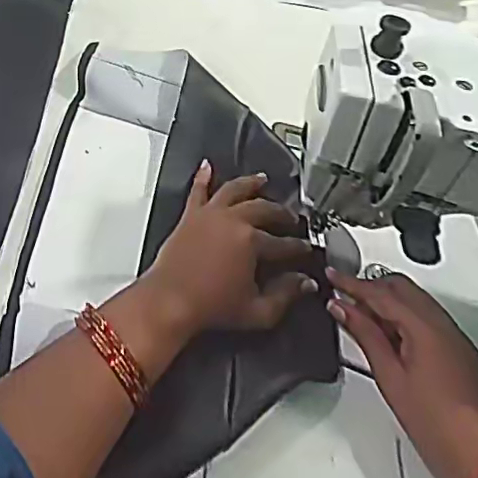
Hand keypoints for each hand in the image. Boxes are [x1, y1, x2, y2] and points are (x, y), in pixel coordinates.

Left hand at [142, 162, 316, 334]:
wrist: (172, 299)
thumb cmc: (210, 305)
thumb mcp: (259, 310)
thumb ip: (286, 295)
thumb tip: (304, 283)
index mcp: (250, 242)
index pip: (283, 243)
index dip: (298, 247)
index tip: (305, 249)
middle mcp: (230, 221)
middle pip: (263, 209)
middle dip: (282, 213)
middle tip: (291, 218)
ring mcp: (208, 215)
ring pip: (233, 190)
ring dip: (250, 183)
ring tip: (262, 179)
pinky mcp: (190, 215)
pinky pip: (198, 190)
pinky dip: (203, 176)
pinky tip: (206, 166)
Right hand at [328, 268, 477, 477]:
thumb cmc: (442, 427)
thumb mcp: (389, 376)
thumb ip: (365, 334)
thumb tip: (343, 308)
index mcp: (425, 328)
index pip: (380, 292)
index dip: (350, 282)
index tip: (332, 275)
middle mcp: (446, 328)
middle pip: (403, 288)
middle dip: (372, 286)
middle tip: (346, 294)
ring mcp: (461, 343)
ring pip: (419, 302)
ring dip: (391, 301)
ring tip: (365, 316)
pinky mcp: (468, 357)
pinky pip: (433, 320)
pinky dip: (409, 318)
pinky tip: (394, 335)